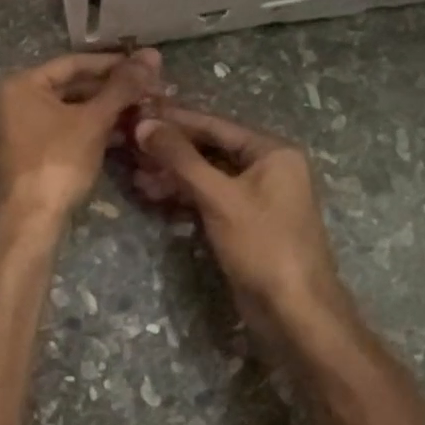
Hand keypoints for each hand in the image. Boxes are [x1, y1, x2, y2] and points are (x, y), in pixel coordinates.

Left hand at [0, 50, 162, 220]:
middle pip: (70, 87)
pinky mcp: (26, 154)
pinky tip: (122, 135)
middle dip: (111, 91)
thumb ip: (122, 87)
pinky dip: (89, 130)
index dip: (113, 63)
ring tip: (142, 112)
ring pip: (69, 111)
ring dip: (104, 112)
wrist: (32, 219)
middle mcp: (11, 101)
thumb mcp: (94, 121)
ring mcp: (16, 129)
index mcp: (19, 84)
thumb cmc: (59, 161)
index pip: (73, 63)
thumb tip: (151, 55)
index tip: (145, 66)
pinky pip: (62, 131)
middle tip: (148, 91)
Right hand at [131, 106, 349, 329]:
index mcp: (273, 152)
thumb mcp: (219, 197)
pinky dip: (185, 196)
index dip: (175, 120)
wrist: (294, 311)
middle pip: (211, 149)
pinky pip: (211, 199)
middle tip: (130, 148)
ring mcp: (258, 198)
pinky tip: (155, 196)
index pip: (215, 125)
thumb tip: (144, 124)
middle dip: (171, 150)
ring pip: (208, 176)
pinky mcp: (246, 224)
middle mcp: (269, 168)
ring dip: (174, 175)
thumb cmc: (263, 245)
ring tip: (136, 177)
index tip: (137, 114)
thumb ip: (181, 158)